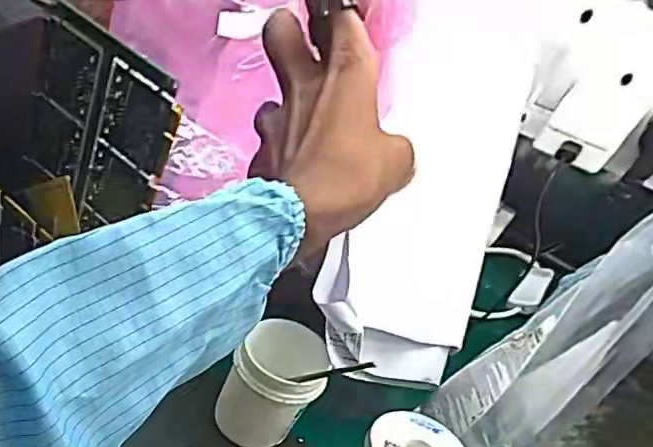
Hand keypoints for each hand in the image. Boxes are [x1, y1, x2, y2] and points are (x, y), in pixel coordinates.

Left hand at [250, 5, 414, 269]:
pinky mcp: (257, 156)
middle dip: (289, 27)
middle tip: (300, 43)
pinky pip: (262, 147)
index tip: (349, 19)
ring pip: (269, 95)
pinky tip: (286, 170)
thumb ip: (395, 148)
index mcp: (346, 71)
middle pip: (282, 27)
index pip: (343, 14)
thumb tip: (391, 156)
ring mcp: (275, 120)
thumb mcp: (394, 163)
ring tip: (296, 127)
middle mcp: (304, 87)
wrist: (293, 221)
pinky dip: (274, 156)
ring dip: (281, 107)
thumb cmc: (343, 182)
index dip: (344, 13)